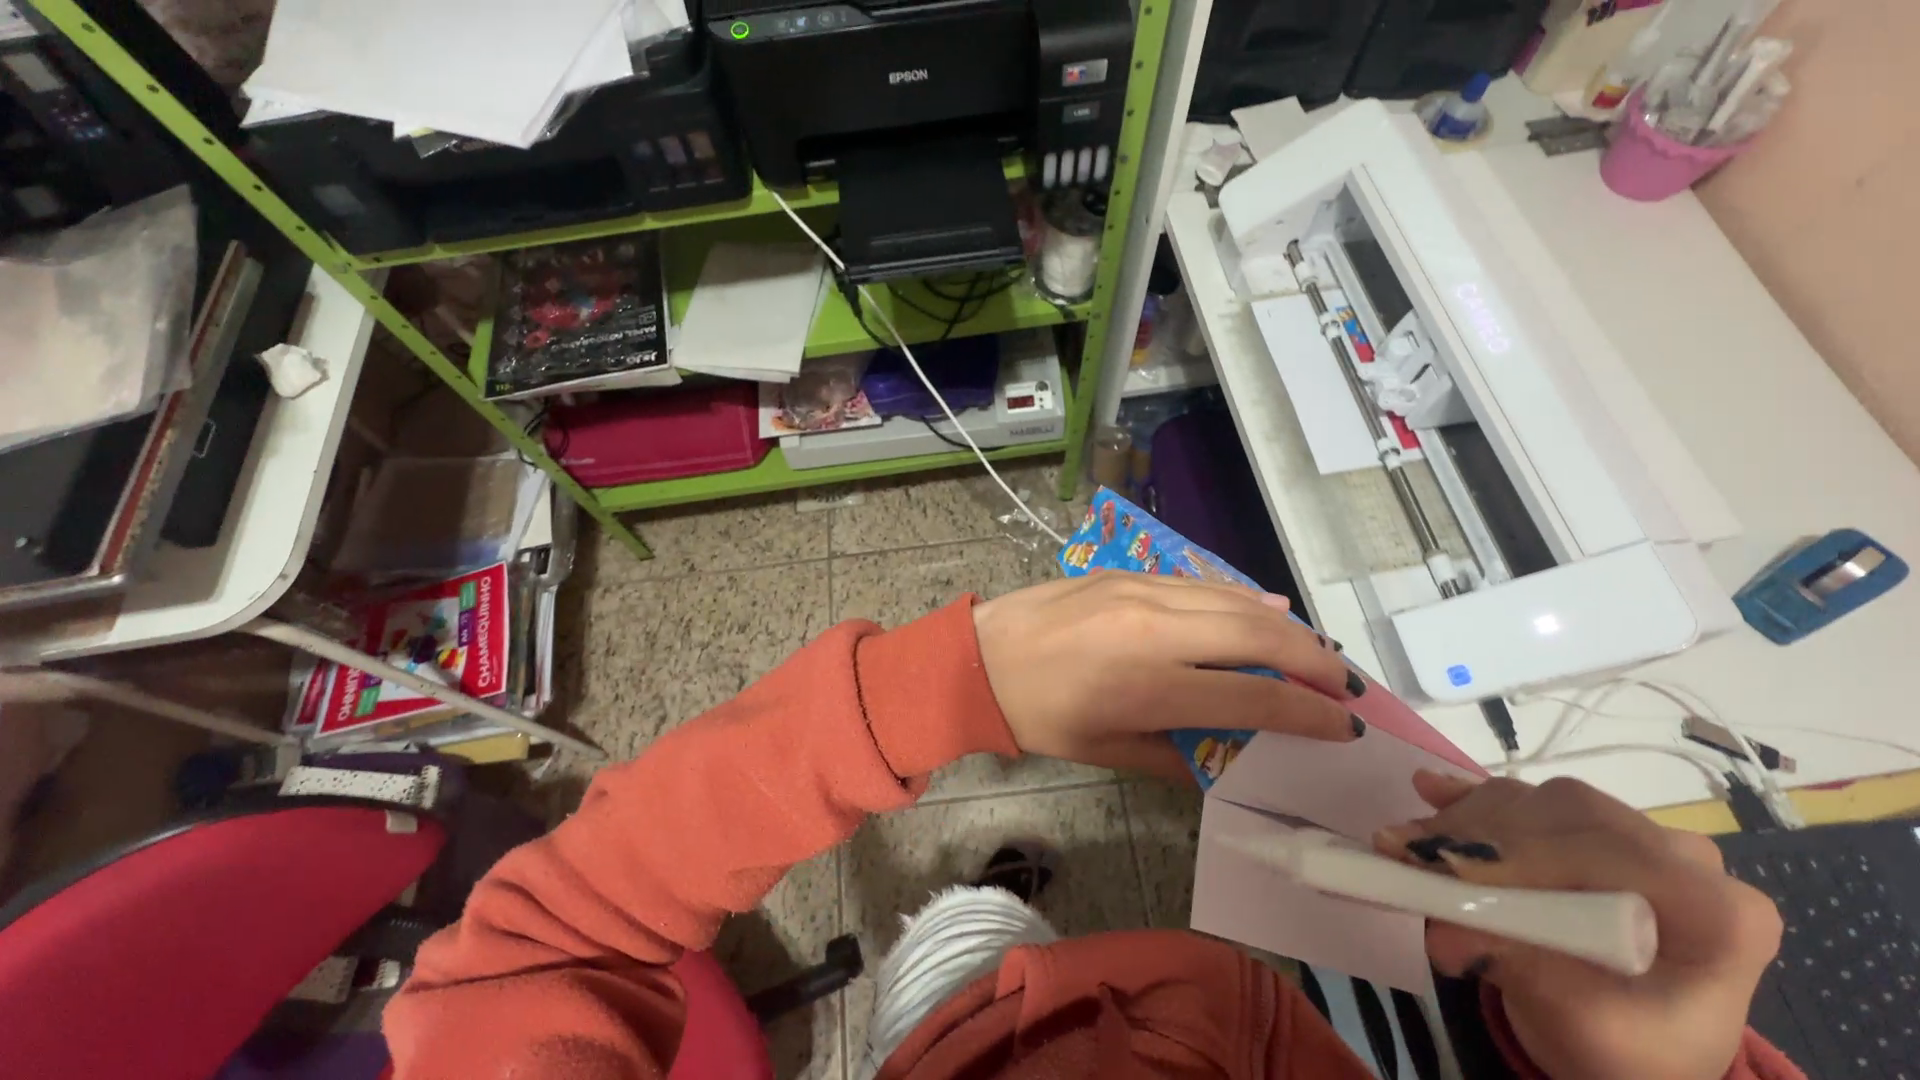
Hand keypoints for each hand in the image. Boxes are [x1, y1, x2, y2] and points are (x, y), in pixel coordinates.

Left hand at [970, 571, 1365, 779]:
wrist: (980, 657)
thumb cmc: (1041, 716)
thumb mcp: (1108, 752)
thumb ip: (1177, 758)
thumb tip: (1232, 758)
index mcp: (1149, 686)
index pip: (1254, 697)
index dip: (1309, 714)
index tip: (1344, 726)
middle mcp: (1156, 630)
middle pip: (1260, 637)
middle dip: (1316, 661)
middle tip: (1347, 685)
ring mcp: (1143, 592)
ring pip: (1236, 601)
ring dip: (1285, 627)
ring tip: (1318, 652)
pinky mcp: (1129, 572)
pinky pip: (1202, 583)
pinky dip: (1241, 598)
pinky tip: (1267, 609)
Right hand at [1375, 772, 1782, 1079]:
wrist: (1635, 1053)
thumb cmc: (1629, 1052)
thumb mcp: (1587, 1028)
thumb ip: (1525, 971)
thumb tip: (1442, 931)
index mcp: (1721, 911)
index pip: (1619, 853)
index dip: (1530, 854)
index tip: (1450, 871)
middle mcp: (1684, 858)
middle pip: (1570, 815)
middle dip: (1481, 835)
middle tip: (1408, 856)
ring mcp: (1635, 836)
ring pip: (1537, 801)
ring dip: (1463, 820)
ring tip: (1402, 846)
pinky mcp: (1586, 830)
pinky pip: (1525, 800)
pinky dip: (1469, 798)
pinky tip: (1428, 790)